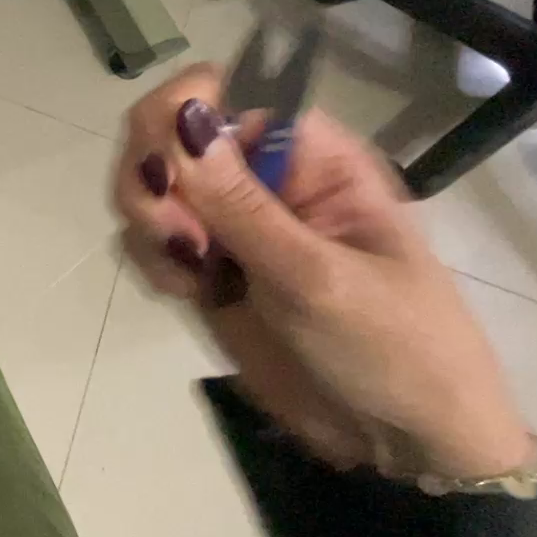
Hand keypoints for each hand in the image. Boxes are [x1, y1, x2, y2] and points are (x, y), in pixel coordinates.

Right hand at [113, 64, 532, 478]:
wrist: (393, 440)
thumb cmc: (389, 349)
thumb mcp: (313, 275)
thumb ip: (237, 202)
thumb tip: (180, 118)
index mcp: (312, 160)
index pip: (226, 96)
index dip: (179, 113)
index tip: (167, 169)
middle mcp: (262, 178)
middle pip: (166, 138)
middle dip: (154, 185)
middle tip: (182, 241)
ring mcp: (227, 221)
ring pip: (145, 187)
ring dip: (150, 228)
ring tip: (193, 277)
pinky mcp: (200, 261)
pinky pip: (143, 237)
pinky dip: (152, 262)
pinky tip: (189, 293)